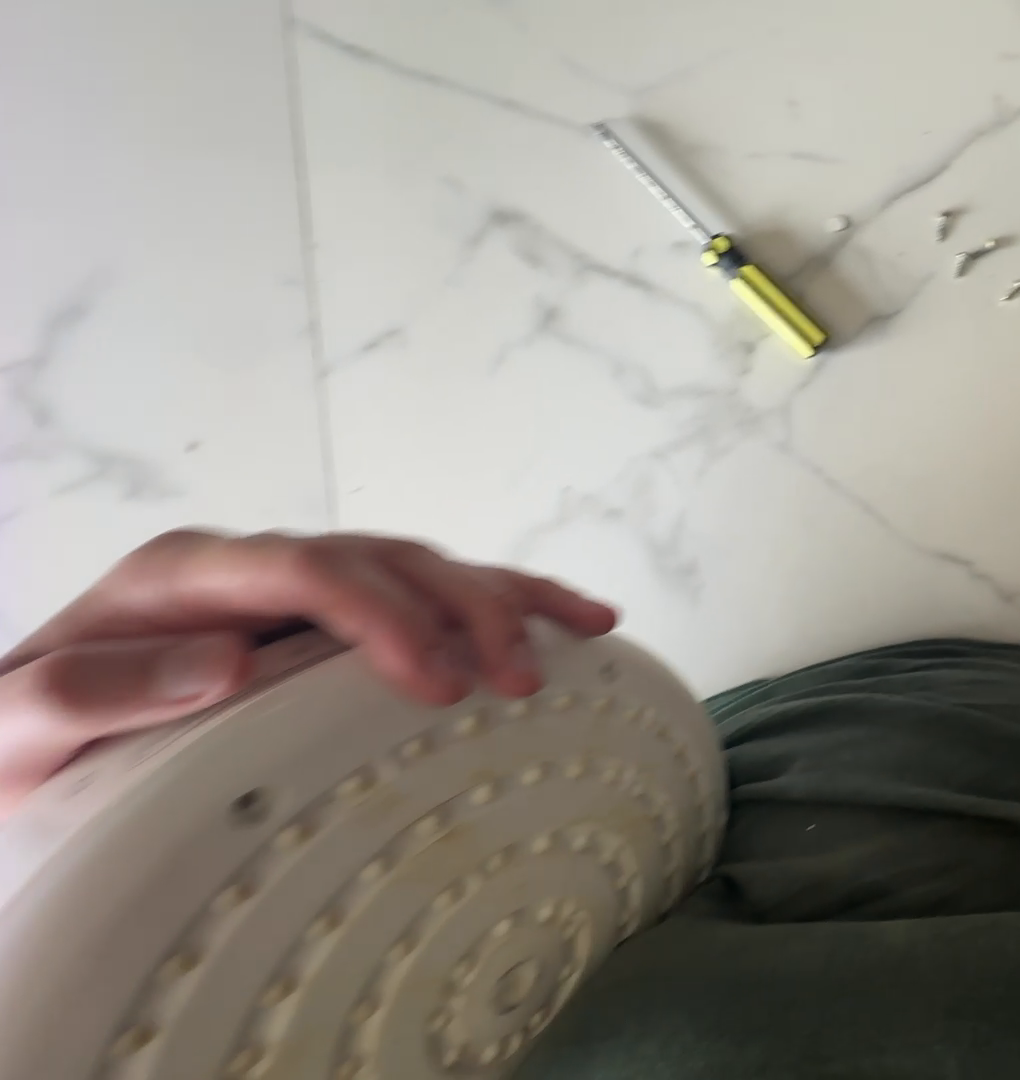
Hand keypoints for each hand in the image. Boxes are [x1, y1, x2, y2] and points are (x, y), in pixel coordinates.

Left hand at [0, 529, 618, 812]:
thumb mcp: (7, 733)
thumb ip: (88, 692)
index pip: (314, 569)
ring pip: (441, 565)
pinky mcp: (367, 610)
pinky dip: (519, 599)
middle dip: (472, 612)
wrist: (47, 741)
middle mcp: (273, 563)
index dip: (389, 617)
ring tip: (583, 630)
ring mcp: (327, 582)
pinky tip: (576, 617)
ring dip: (516, 600)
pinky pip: (453, 590)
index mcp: (192, 573)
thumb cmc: (28, 741)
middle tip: (518, 677)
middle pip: (398, 560)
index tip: (438, 683)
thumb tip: (226, 661)